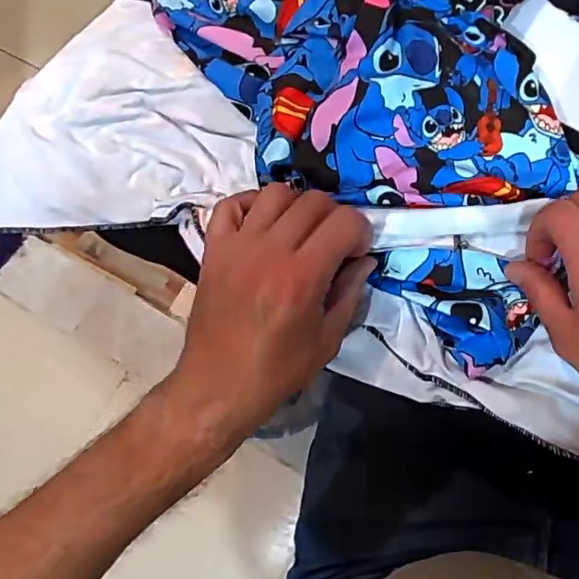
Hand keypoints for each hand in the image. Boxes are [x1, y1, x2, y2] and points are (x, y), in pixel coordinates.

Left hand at [161, 185, 373, 445]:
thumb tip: (364, 260)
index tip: (357, 253)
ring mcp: (238, 245)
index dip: (361, 231)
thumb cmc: (277, 370)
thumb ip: (350, 293)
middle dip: (335, 216)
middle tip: (332, 243)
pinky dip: (251, 204)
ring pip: (276, 192)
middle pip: (314, 200)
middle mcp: (271, 251)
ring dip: (297, 205)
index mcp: (303, 276)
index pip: (345, 221)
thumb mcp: (328, 339)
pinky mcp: (215, 249)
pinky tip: (263, 224)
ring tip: (299, 231)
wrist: (217, 386)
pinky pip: (231, 204)